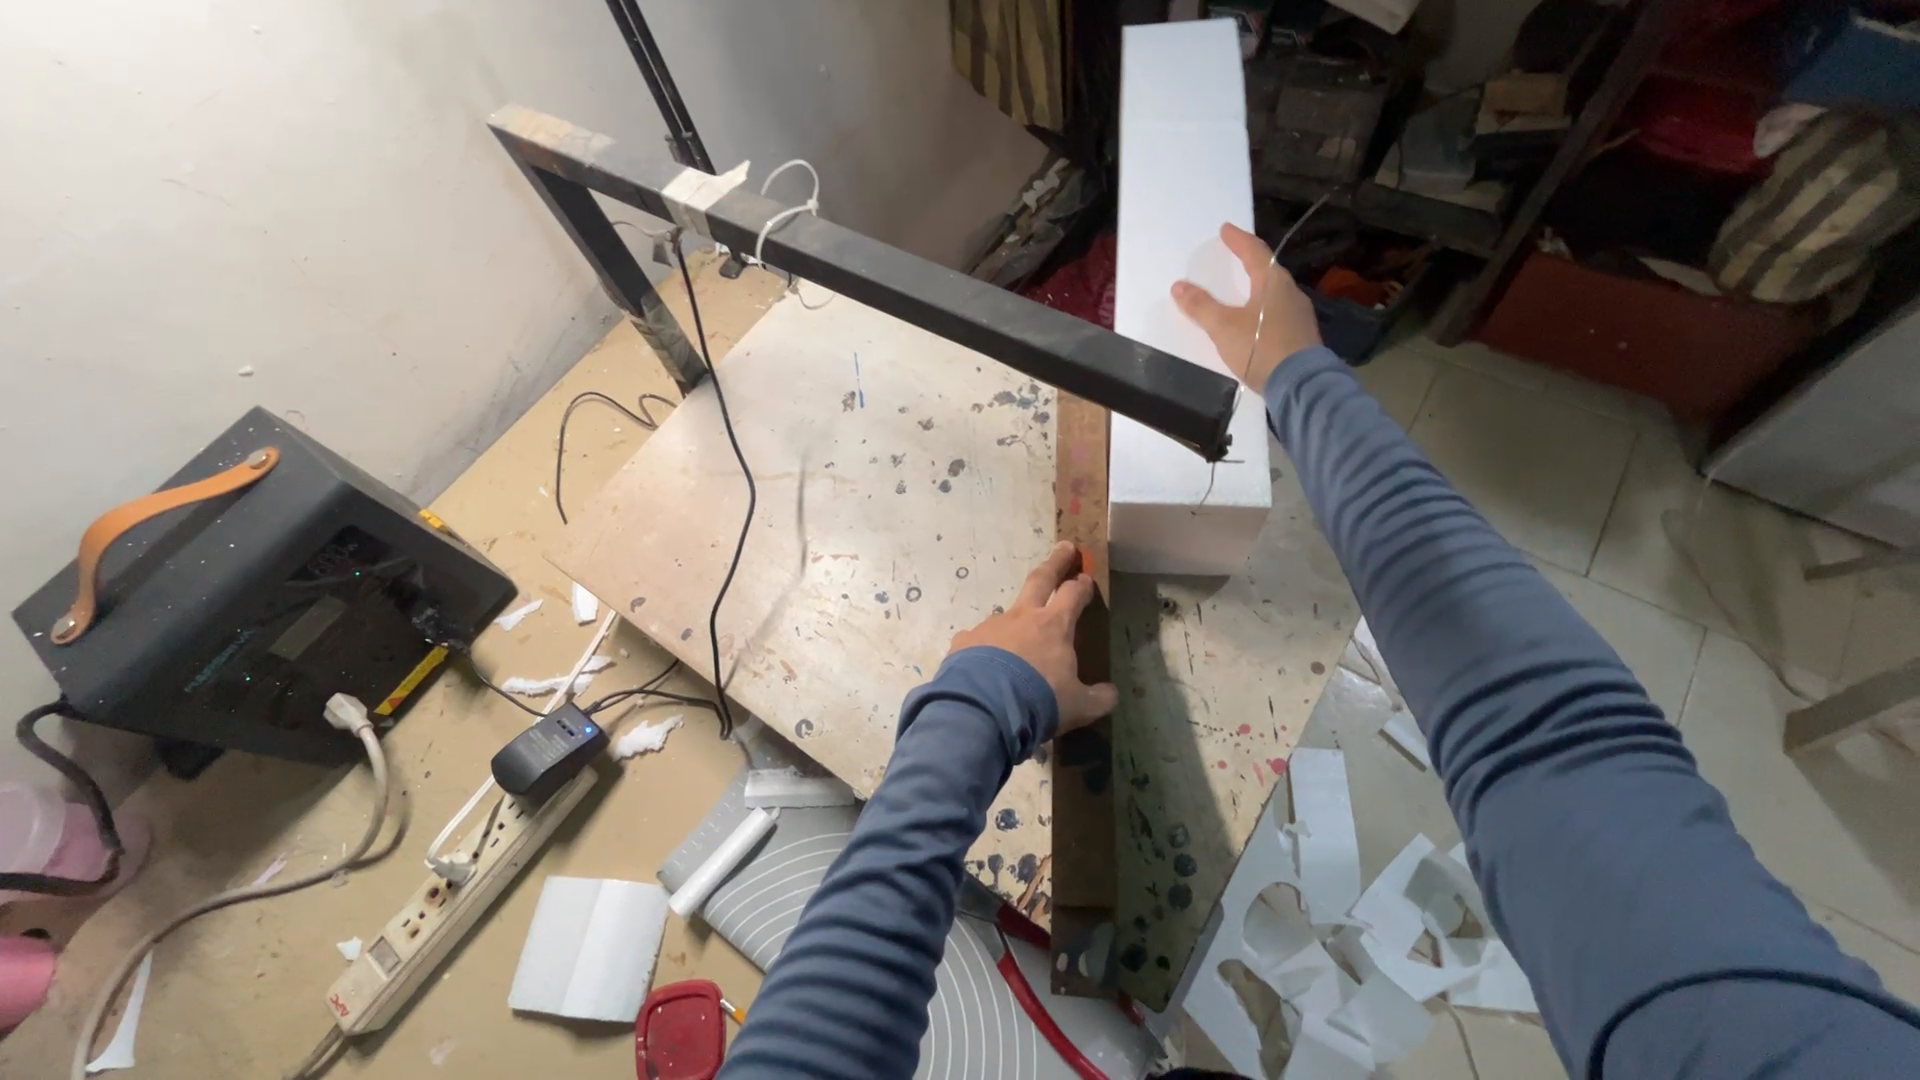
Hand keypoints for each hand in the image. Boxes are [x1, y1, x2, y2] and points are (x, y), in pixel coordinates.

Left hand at [950, 542, 1119, 735]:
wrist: (984, 708)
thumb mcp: (1079, 706)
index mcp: (1054, 625)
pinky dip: (986, 648)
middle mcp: (1022, 616)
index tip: (1085, 578)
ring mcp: (991, 625)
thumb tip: (1111, 694)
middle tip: (1064, 547)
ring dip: (1015, 621)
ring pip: (1006, 615)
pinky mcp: (966, 641)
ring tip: (1016, 644)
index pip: (1073, 594)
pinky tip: (985, 664)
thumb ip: (1099, 698)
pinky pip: (980, 640)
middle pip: (1040, 579)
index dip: (1081, 585)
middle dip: (1055, 562)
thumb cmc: (1039, 701)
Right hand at [1171, 222, 1321, 391]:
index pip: (1255, 253)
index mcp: (1273, 283)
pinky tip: (1255, 320)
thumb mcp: (1223, 327)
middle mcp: (1290, 293)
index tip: (1225, 229)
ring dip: (1257, 288)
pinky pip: (1278, 313)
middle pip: (1268, 271)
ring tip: (1242, 290)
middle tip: (1234, 257)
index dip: (1238, 240)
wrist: (1301, 384)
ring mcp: (1299, 315)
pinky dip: (1263, 309)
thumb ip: (1201, 306)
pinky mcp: (1301, 336)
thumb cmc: (1261, 347)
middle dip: (1250, 263)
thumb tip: (1178, 286)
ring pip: (1275, 293)